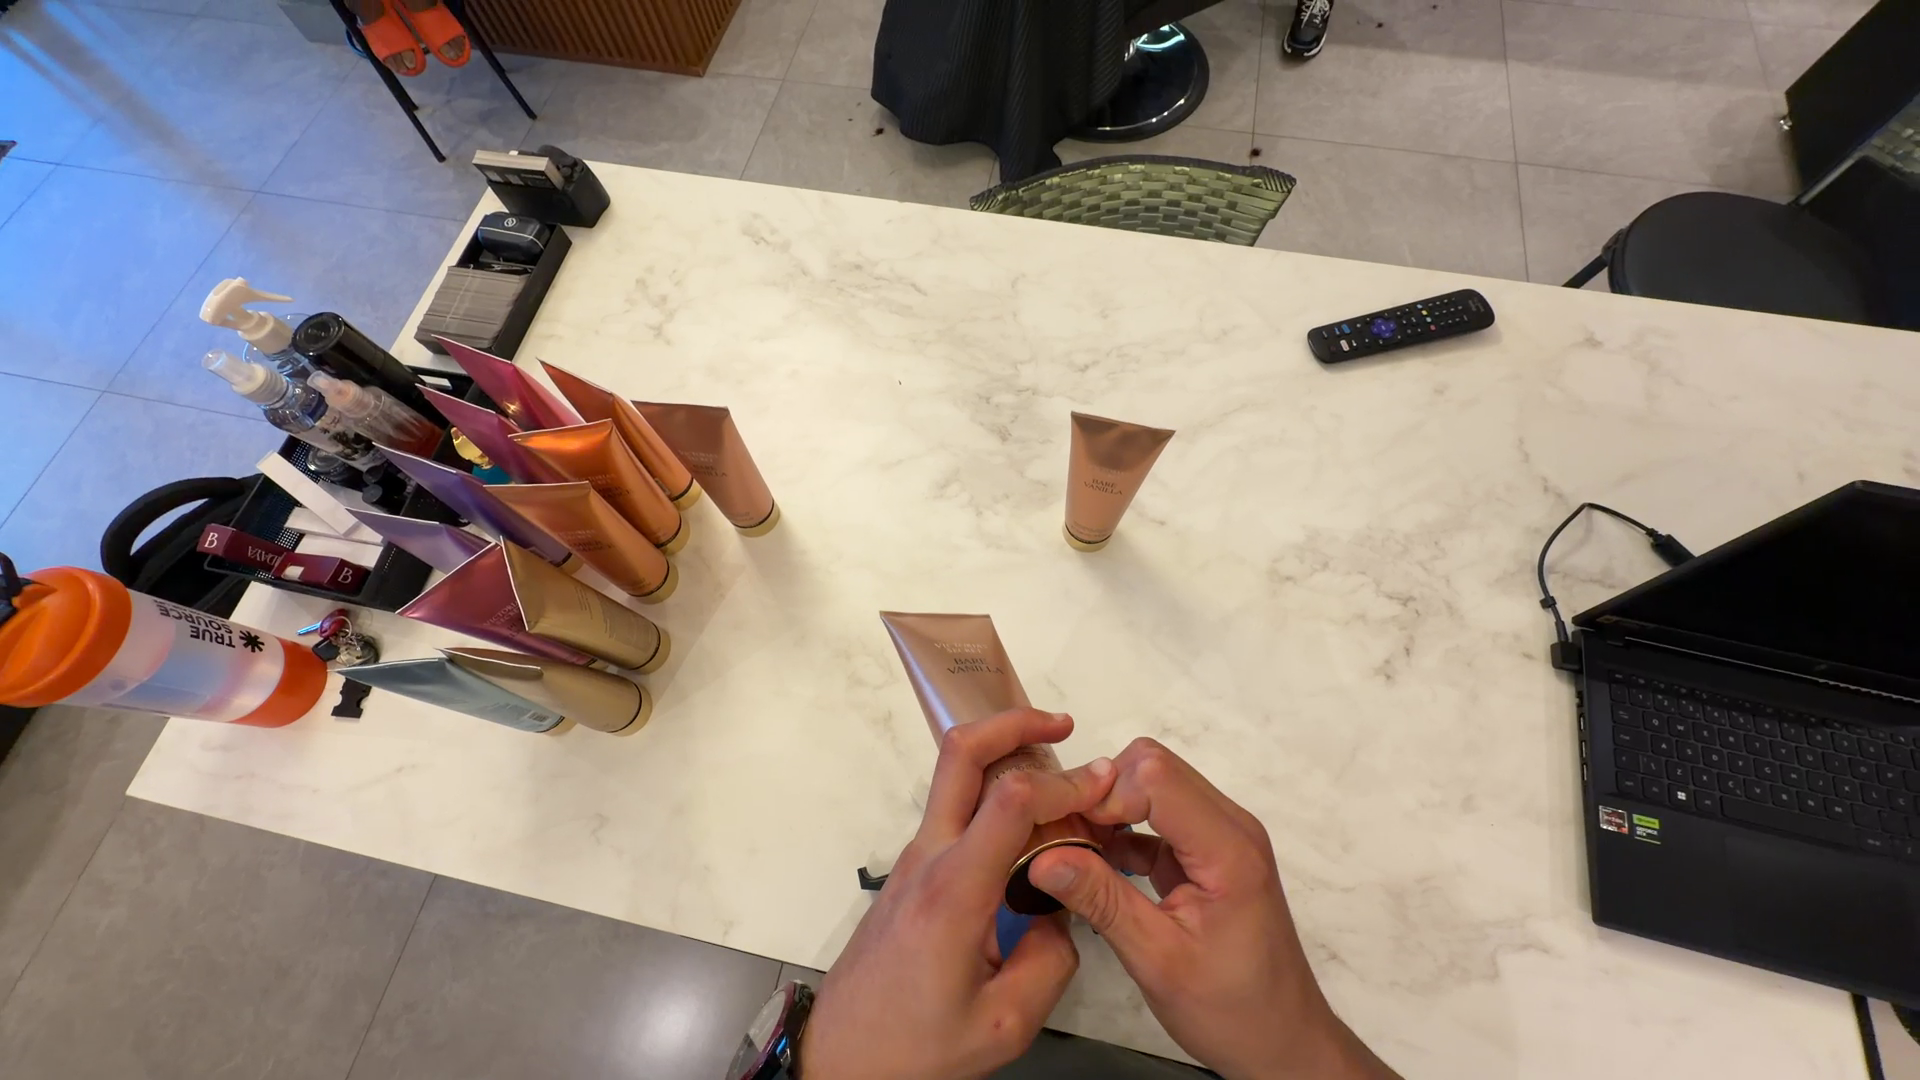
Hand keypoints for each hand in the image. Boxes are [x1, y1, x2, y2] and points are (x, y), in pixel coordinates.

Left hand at [800, 709, 1116, 1079]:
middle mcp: (931, 854)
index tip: (1102, 786)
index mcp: (955, 889)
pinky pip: (957, 808)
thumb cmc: (916, 1047)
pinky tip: (1032, 824)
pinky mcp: (915, 867)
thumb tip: (1062, 908)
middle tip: (1064, 726)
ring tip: (1061, 777)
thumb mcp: (1003, 1025)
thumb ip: (1050, 961)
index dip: (1063, 782)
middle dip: (1014, 722)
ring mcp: (917, 855)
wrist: (840, 1056)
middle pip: (961, 752)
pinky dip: (996, 791)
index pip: (1010, 799)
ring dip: (1006, 753)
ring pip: (956, 774)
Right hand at [1028, 739, 1398, 1079]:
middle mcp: (1228, 823)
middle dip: (1102, 792)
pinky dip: (1121, 825)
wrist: (1284, 1044)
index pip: (1156, 777)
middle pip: (1153, 765)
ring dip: (1109, 805)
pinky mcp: (1204, 847)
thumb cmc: (1229, 1010)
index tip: (1067, 833)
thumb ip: (1101, 901)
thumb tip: (1040, 858)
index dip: (1106, 795)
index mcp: (1226, 846)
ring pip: (1152, 781)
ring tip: (1073, 847)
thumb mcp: (1157, 961)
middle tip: (1065, 836)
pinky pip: (1156, 811)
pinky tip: (1093, 859)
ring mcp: (1218, 832)